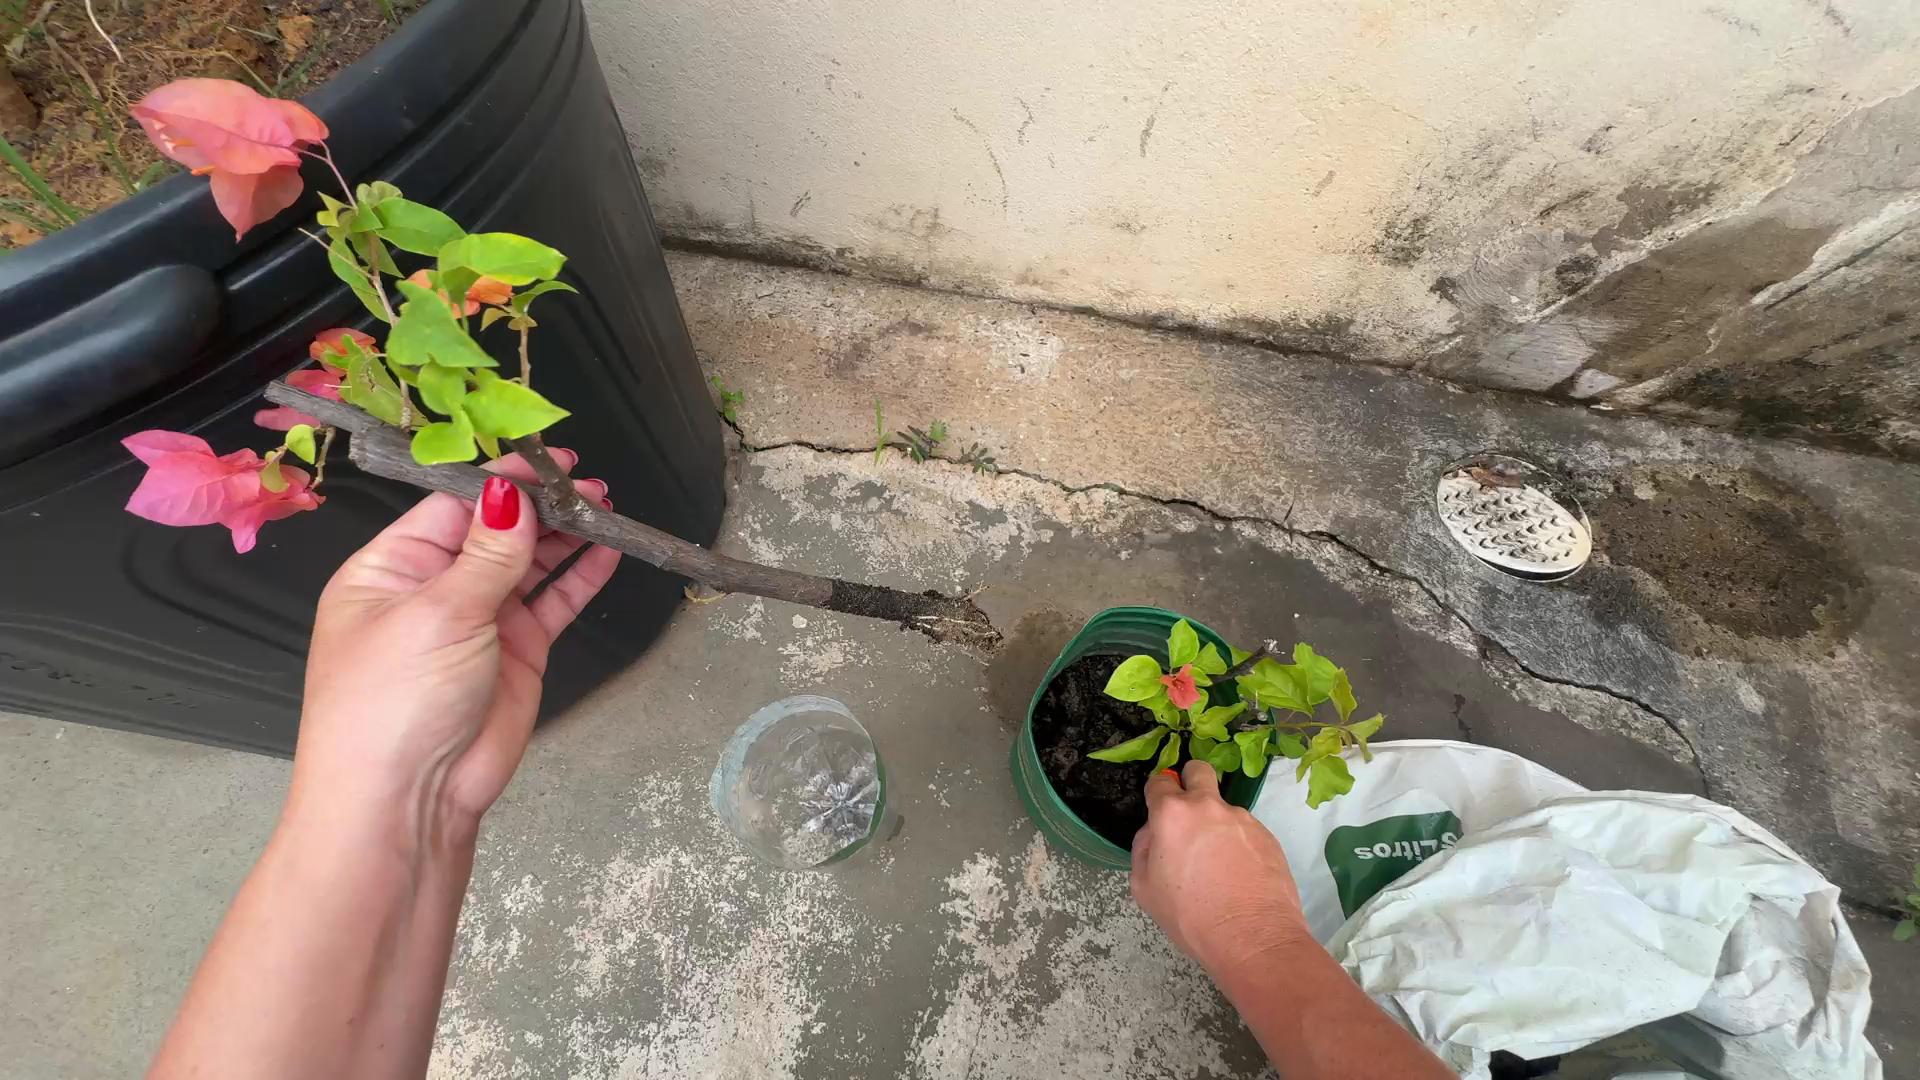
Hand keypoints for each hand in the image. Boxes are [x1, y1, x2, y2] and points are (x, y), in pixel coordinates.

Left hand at [289, 448, 620, 840]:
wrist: (414, 794)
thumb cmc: (396, 698)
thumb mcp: (439, 614)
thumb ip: (487, 553)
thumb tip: (511, 492)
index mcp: (393, 569)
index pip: (454, 508)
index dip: (502, 481)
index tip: (550, 461)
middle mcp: (439, 586)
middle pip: (500, 530)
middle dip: (543, 507)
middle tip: (592, 487)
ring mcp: (484, 617)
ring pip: (533, 562)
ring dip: (568, 537)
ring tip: (607, 510)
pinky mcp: (521, 647)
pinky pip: (557, 600)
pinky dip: (582, 576)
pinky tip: (607, 553)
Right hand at [1131, 761, 1309, 975]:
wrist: (1254, 940)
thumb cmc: (1190, 916)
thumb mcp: (1144, 887)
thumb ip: (1143, 849)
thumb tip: (1154, 833)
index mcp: (1172, 813)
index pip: (1159, 782)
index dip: (1156, 795)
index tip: (1159, 813)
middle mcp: (1207, 806)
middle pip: (1198, 770)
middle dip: (1191, 780)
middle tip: (1190, 812)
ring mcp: (1241, 818)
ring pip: (1223, 807)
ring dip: (1217, 824)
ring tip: (1221, 865)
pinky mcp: (1267, 835)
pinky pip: (1245, 830)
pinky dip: (1240, 844)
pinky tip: (1241, 876)